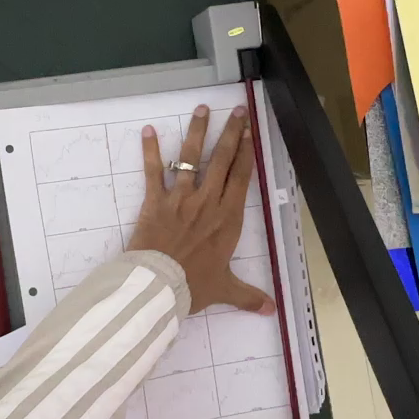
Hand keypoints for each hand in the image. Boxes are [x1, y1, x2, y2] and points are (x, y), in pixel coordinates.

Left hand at [126, 104, 275, 315]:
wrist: (159, 286)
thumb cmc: (194, 286)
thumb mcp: (224, 289)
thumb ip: (247, 296)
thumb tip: (271, 310)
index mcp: (227, 218)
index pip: (241, 178)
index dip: (247, 152)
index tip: (251, 131)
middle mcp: (207, 202)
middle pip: (221, 160)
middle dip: (231, 133)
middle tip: (237, 110)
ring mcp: (180, 198)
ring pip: (190, 158)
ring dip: (197, 131)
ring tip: (202, 108)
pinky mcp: (155, 201)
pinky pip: (152, 172)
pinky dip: (149, 151)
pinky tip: (147, 131)